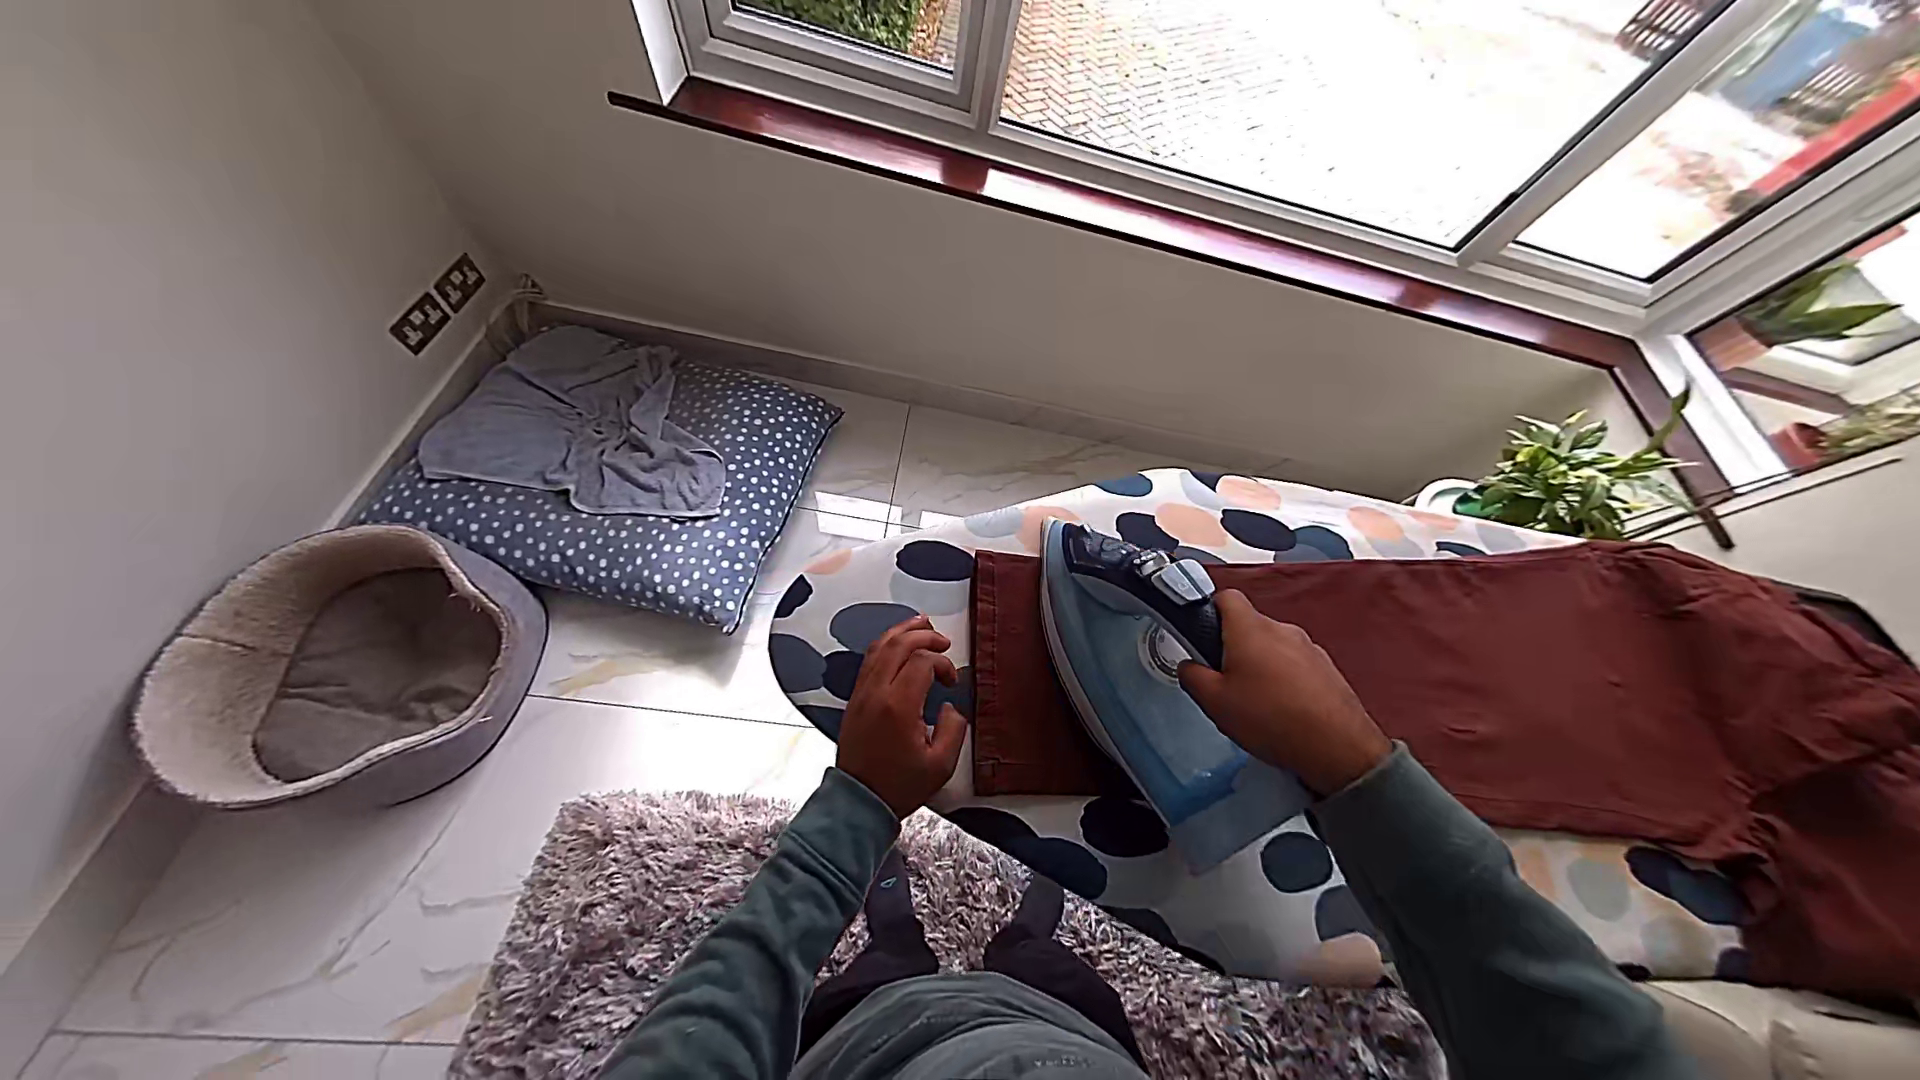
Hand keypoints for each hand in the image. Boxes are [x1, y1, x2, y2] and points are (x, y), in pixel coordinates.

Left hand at [836, 615, 968, 818]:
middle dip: (924, 635)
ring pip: (879, 647)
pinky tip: (898, 644)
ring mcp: (861, 694)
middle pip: (898, 645)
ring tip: (921, 624)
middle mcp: (876, 693)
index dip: (942, 663)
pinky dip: (886, 645)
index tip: (951, 680)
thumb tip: (950, 706)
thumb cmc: (898, 786)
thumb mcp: (941, 766)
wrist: (858, 802)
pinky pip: (869, 660)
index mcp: (898, 706)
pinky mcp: (855, 699)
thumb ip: (954, 729)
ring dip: (902, 632)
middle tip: (943, 639)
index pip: (921, 662)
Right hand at [1177, 590, 1391, 796]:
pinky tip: (1281, 709)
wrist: (1339, 749)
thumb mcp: (1213, 701)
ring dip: (1260, 664)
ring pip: (1272, 645)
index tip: (1202, 633)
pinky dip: (1284, 678)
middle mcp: (1281, 629)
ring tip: (1255, 700)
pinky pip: (1295, 663)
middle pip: (1248, 625)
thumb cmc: (1271, 719)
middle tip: (1224, 680)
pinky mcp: (1327, 668)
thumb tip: (1190, 666)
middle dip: (1233, 646)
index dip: (1209, 609)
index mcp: (1249, 629)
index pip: (1226, 597)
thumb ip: (1192, 675)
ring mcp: (1308, 647)